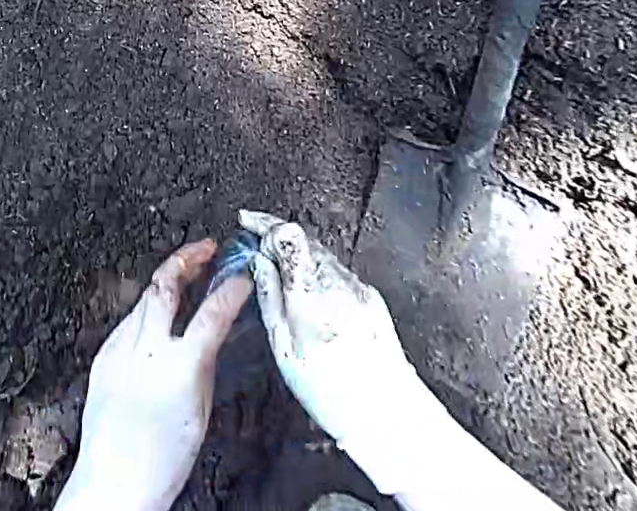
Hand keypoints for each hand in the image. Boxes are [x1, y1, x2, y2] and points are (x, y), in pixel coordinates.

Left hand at [56, 239, 252, 510]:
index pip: (212, 313)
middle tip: (206, 248)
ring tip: (187, 272)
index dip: (231, 289)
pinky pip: (130, 319)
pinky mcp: (104, 355)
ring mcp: (121, 349)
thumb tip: (215, 327)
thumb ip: (206, 360)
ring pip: (146, 296)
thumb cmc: (162, 459)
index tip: (241, 278)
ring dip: (169, 278)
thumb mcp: (201, 409)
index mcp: (179, 368)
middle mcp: (147, 350)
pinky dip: (149, 310)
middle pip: (166, 283)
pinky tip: (160, 315)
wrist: (112, 486)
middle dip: (188, 257)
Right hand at [240, 211, 561, 509]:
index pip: (288, 235)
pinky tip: (305, 285)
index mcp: (310, 297)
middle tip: (254, 235)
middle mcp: (336, 283)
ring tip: (275, 262)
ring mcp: (356, 285)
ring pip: (318, 251)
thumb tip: (259, 261)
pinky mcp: (368, 292)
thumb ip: (270, 296)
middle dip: (275, 233)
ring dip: (294, 250)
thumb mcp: (284, 349)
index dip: (265, 223)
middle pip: (302, 238)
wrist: (390, 414)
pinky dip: (314, 267)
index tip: (247, 222)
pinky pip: (334, 268)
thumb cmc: (334, 392)